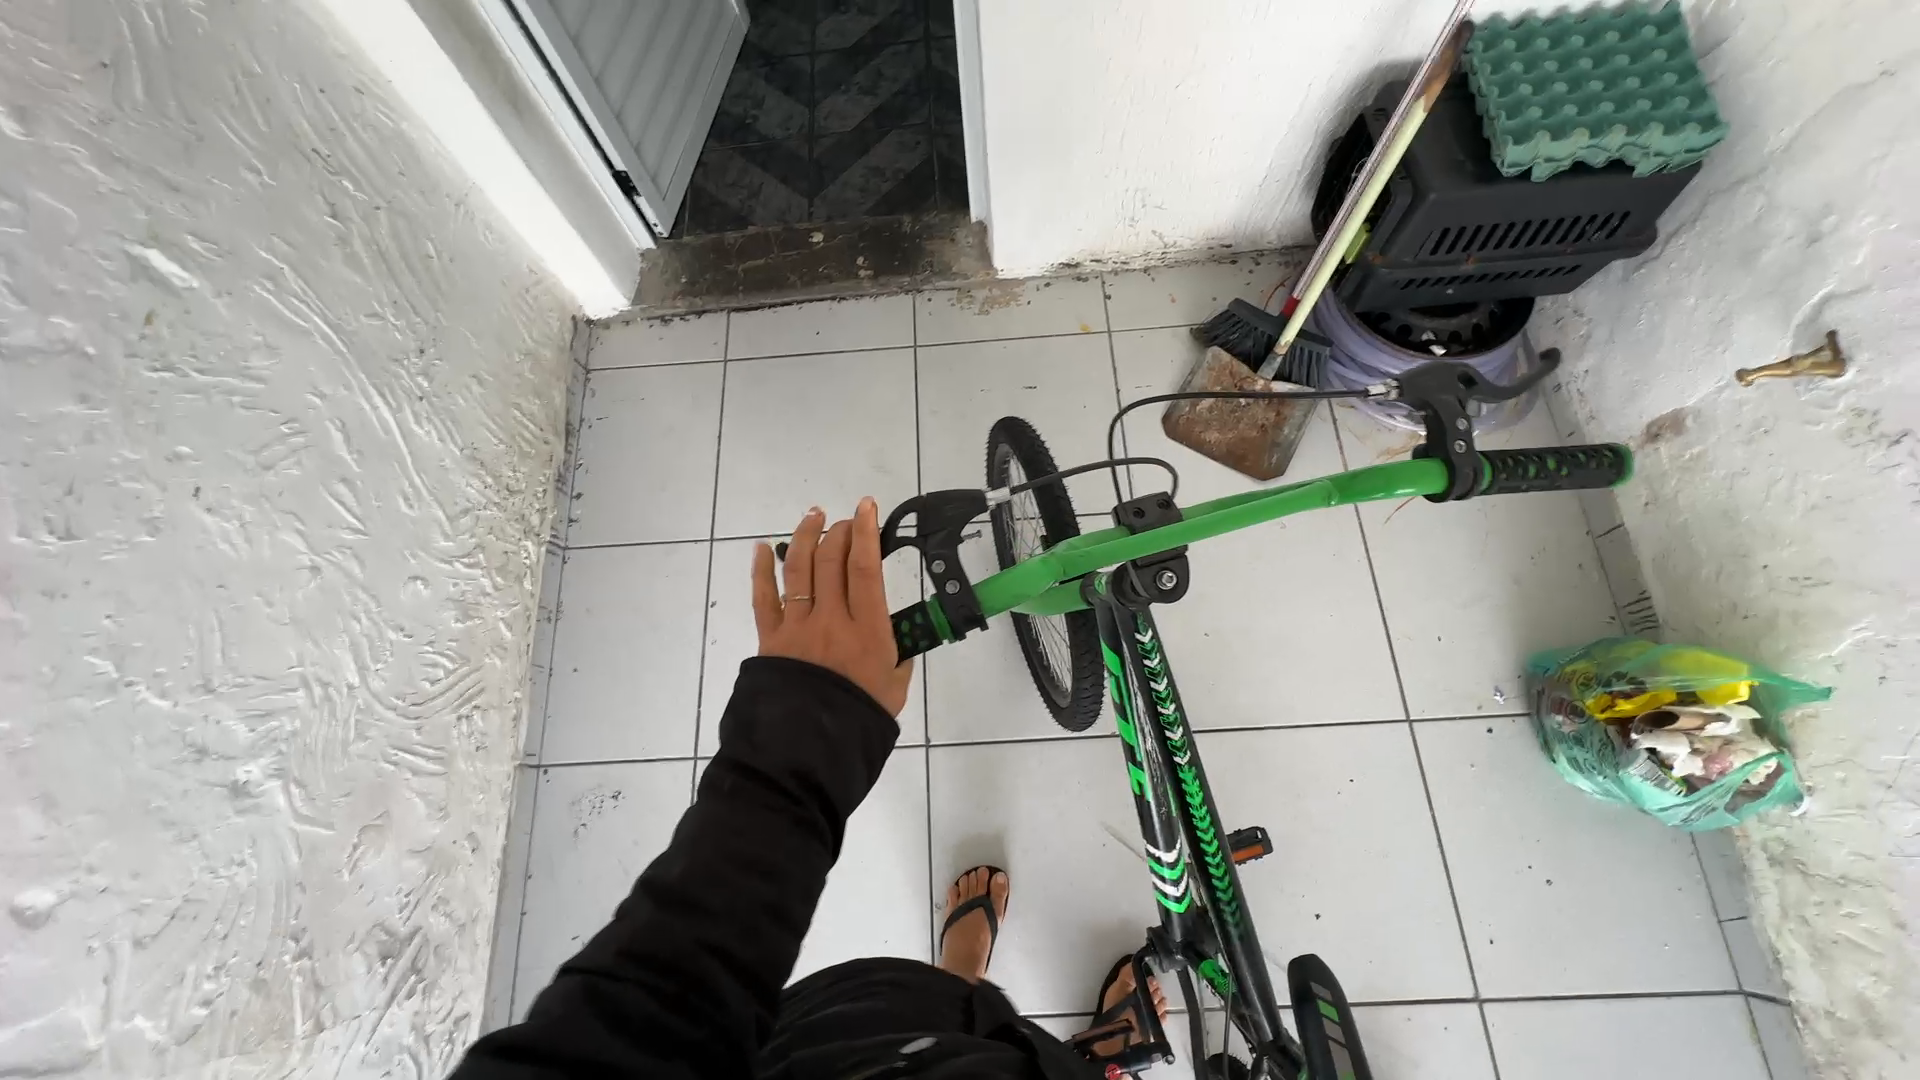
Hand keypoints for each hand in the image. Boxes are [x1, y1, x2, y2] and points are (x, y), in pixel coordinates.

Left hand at [752, 497, 913, 717]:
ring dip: (804, 537)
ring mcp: (797, 627)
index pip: (865, 568)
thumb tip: (896, 641)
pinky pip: (763, 598)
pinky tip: (761, 549)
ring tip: (812, 516)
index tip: (866, 507)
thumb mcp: (895, 688)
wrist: (808, 750)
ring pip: (797, 569)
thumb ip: (898, 658)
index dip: (866, 532)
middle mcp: (831, 619)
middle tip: (844, 521)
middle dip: (838, 532)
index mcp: (867, 630)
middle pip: (830, 560)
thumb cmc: (858, 720)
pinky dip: (761, 570)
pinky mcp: (770, 639)